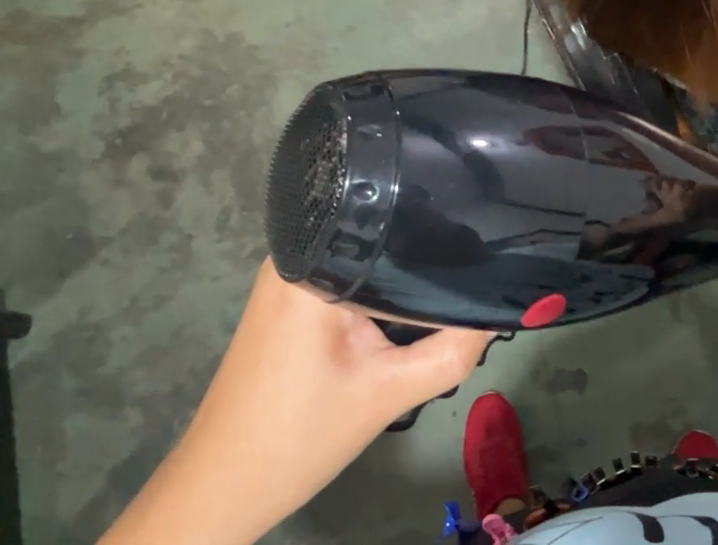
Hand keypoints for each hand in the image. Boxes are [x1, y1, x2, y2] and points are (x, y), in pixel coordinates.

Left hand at [101, 261, 492, 544]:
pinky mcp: (290, 302)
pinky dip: (380, 299)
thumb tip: (495, 313)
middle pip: (383, 242)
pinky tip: (406, 317)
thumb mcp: (388, 394)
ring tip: (449, 296)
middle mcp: (295, 254)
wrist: (222, 490)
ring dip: (403, 285)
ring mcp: (288, 278)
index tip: (489, 249)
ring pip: (369, 264)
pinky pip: (350, 283)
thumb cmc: (298, 437)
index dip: (445, 238)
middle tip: (477, 278)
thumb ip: (451, 351)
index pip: (394, 227)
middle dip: (427, 263)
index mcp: (311, 259)